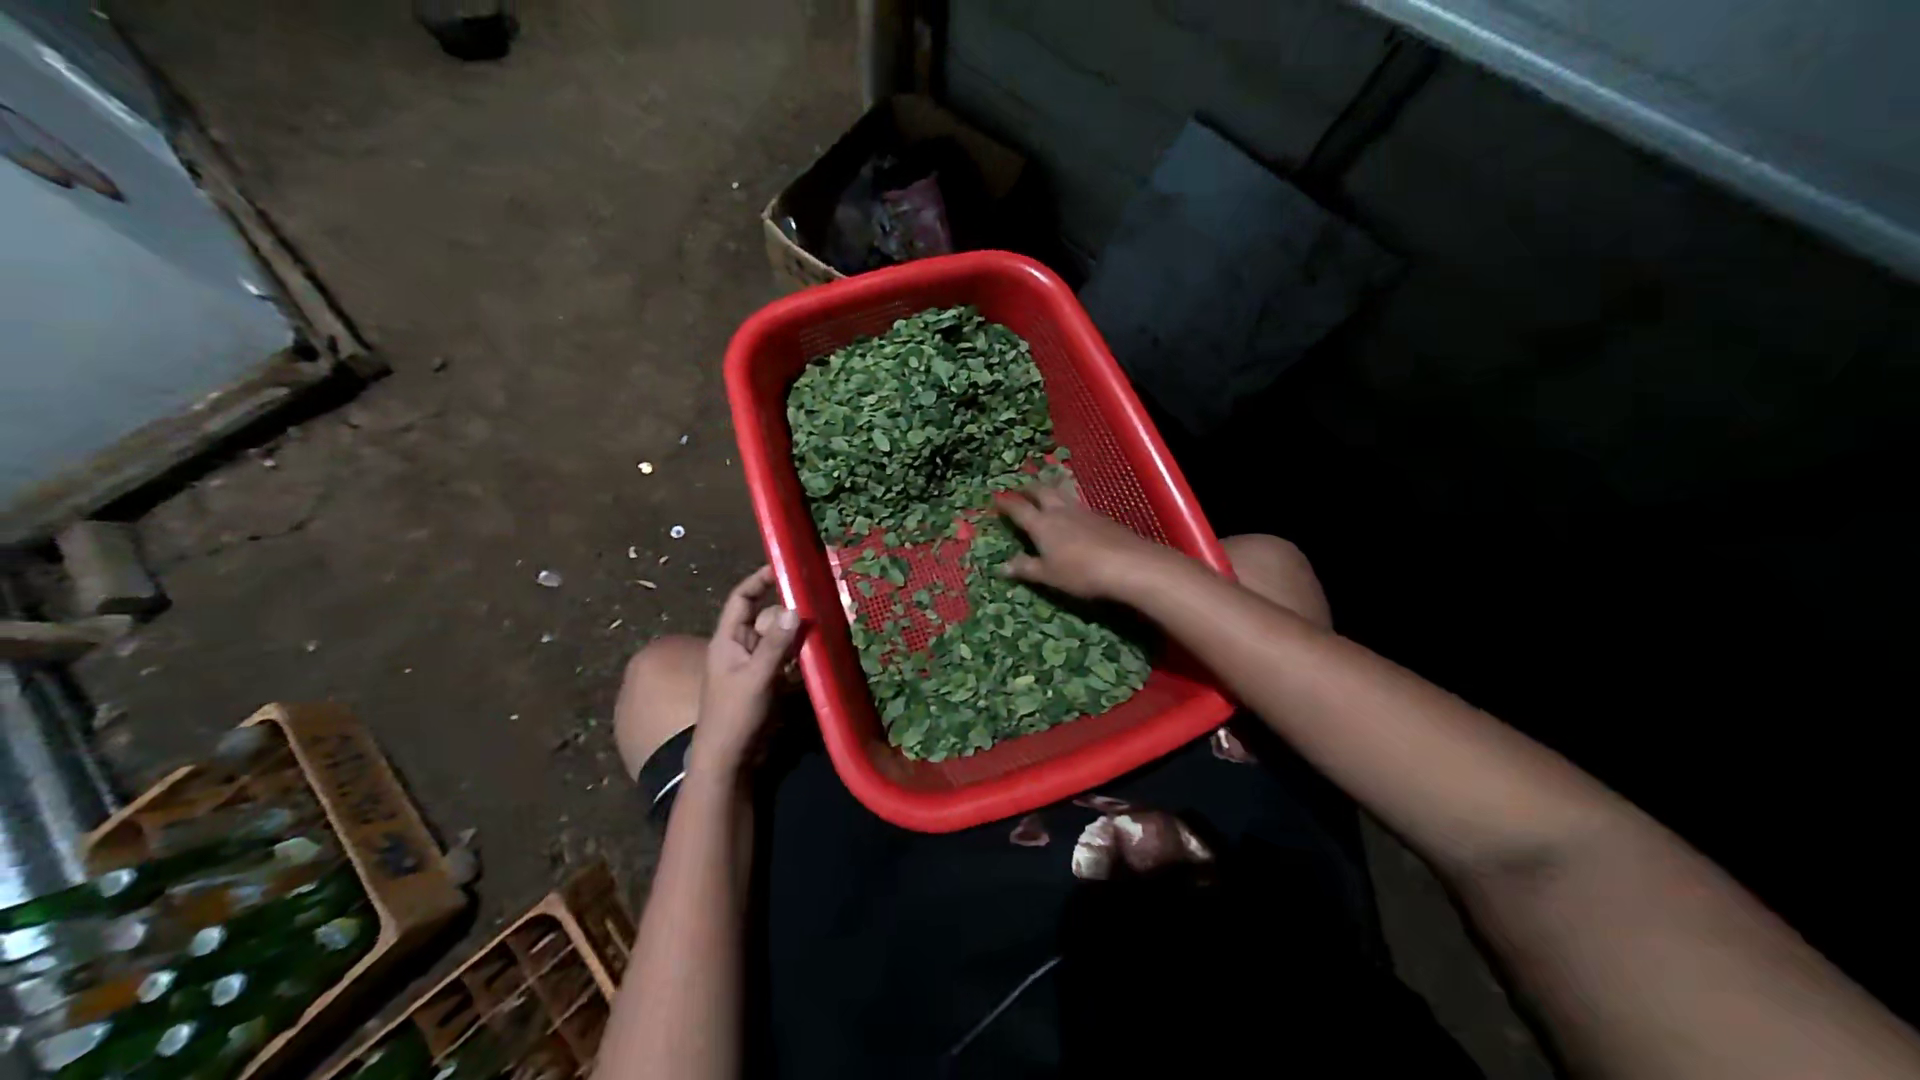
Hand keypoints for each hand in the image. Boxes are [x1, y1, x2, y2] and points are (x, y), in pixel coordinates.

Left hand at [688, 566, 805, 775]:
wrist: (729, 758)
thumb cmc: (734, 714)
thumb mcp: (756, 676)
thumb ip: (776, 643)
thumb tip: (794, 609)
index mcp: (727, 639)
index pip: (741, 599)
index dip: (759, 581)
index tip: (783, 568)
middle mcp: (741, 647)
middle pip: (768, 618)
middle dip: (790, 615)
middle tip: (818, 610)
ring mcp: (756, 665)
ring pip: (781, 639)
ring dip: (799, 637)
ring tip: (824, 631)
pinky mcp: (769, 682)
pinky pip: (787, 660)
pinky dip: (800, 657)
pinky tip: (817, 657)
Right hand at [992, 485, 1173, 600]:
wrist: (1126, 564)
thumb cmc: (1080, 571)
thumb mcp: (1048, 575)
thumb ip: (1026, 568)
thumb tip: (1003, 566)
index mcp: (1041, 524)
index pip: (1019, 509)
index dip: (1006, 503)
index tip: (996, 498)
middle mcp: (1060, 511)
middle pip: (1041, 491)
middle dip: (1028, 488)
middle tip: (1021, 487)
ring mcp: (1083, 511)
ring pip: (1062, 494)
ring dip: (1050, 490)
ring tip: (1046, 491)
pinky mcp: (1101, 517)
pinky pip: (1078, 504)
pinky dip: (1069, 504)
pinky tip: (1073, 513)